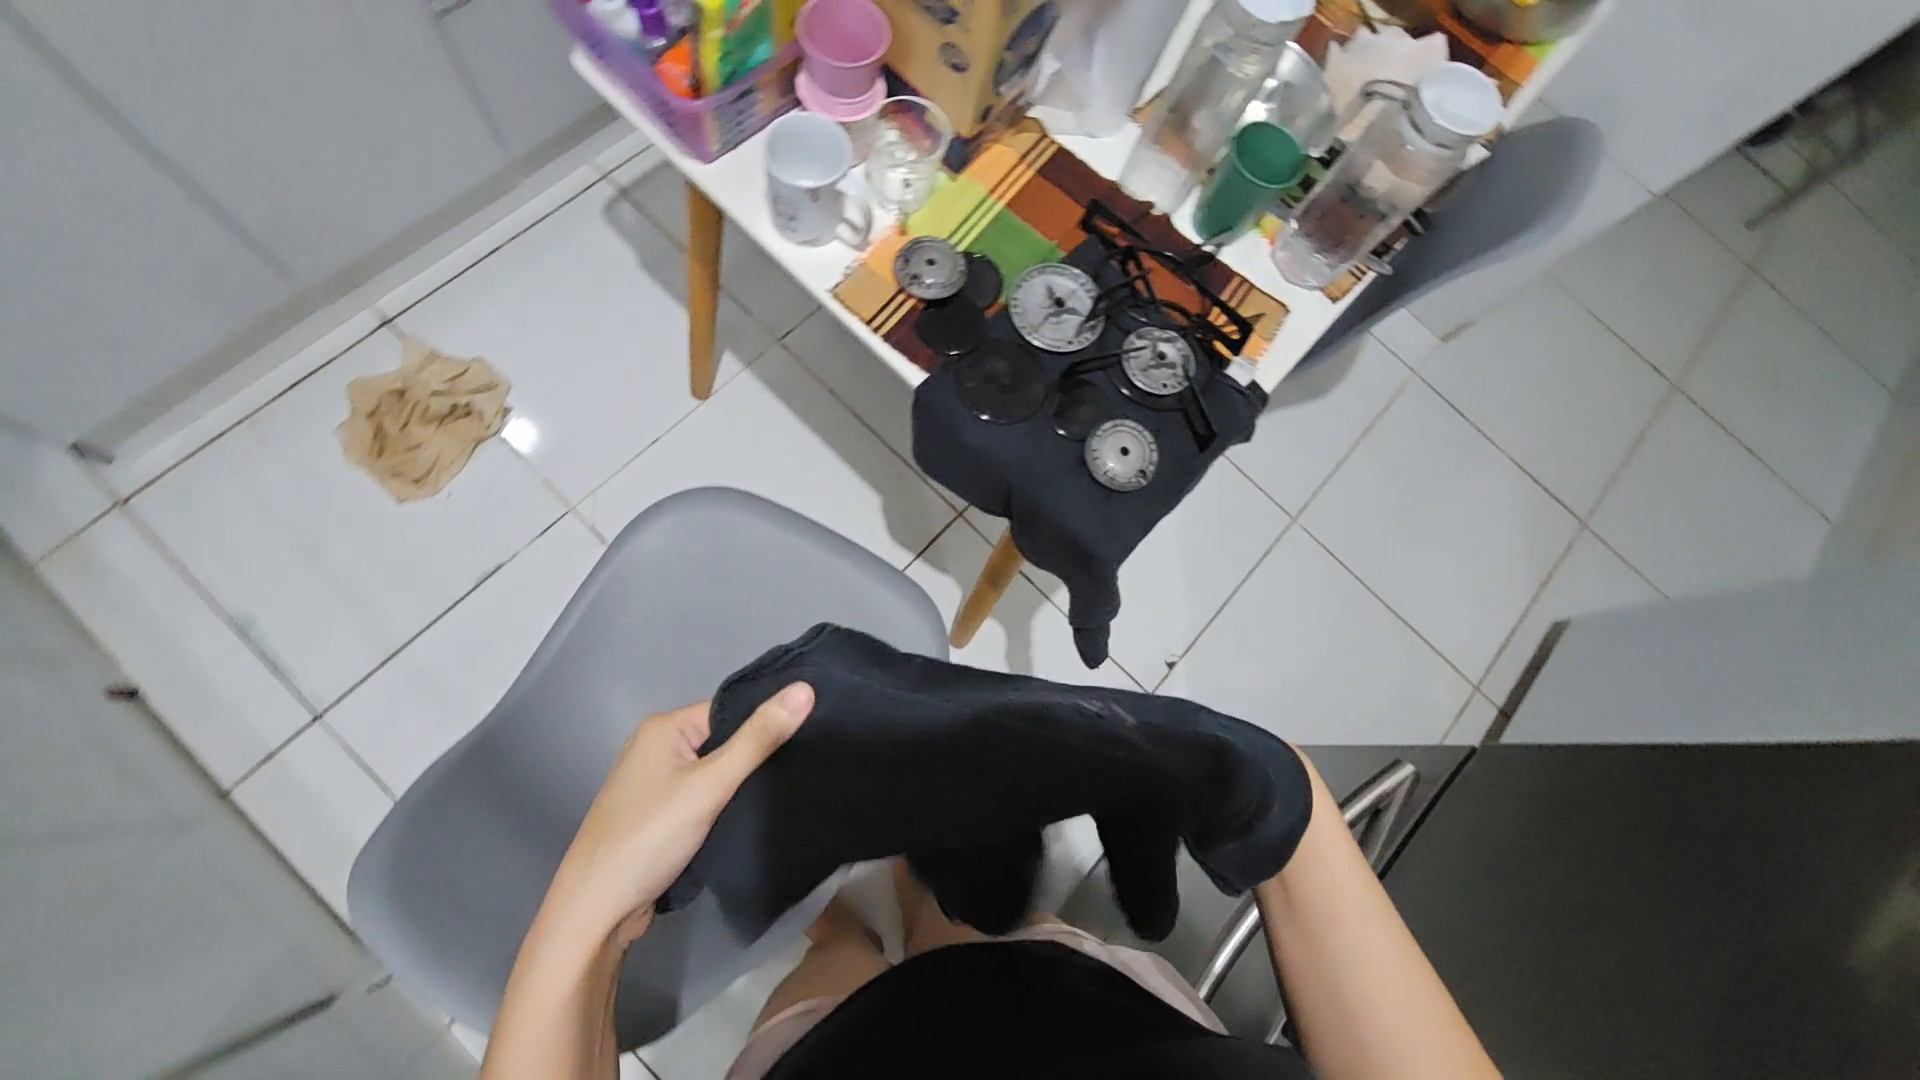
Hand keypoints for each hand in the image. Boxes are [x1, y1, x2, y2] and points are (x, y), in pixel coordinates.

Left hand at [543, 683, 815, 948]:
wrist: (597, 911)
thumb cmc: (651, 836)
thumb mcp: (711, 784)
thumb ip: (759, 739)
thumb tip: (805, 689)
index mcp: (664, 727)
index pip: (730, 709)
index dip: (767, 720)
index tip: (813, 733)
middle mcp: (657, 747)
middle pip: (724, 739)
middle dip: (759, 753)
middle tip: (810, 762)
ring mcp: (657, 784)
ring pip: (716, 771)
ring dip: (744, 782)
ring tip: (794, 785)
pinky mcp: (661, 816)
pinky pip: (704, 796)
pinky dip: (727, 804)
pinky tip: (757, 812)